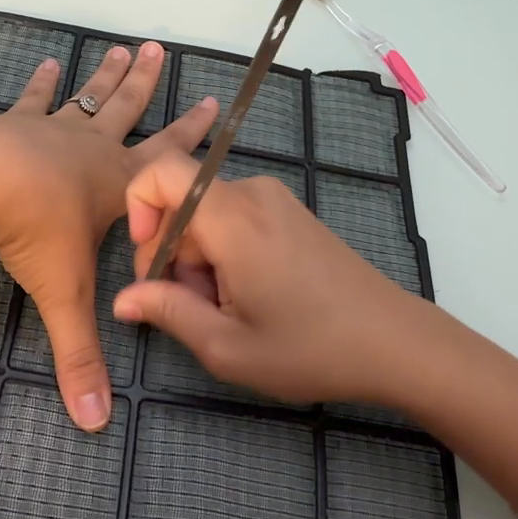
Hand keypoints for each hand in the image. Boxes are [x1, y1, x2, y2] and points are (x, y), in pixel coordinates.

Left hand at [0, 42, 216, 431]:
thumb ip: (81, 357)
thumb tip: (94, 421)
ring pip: (89, 98)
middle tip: (157, 50)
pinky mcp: (15, 123)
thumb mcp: (65, 296)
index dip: (191, 135)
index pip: (167, 161)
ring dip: (106, 75)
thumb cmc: (35, 234)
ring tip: (119, 47)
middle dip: (147, 84)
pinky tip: (47, 64)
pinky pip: (33, 99)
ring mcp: (54, 130)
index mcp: (117, 185)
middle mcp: (92, 149)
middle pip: (129, 112)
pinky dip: (42, 83)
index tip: (211, 104)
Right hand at [111, 152, 425, 406]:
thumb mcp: (227, 346)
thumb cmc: (310, 348)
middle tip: (192, 308)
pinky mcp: (290, 212)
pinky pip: (234, 218)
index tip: (148, 260)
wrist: (394, 341)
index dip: (137, 205)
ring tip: (227, 310)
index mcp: (233, 216)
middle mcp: (253, 192)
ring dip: (199, 258)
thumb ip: (168, 312)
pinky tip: (248, 296)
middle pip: (182, 201)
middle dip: (171, 252)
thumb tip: (123, 298)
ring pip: (206, 214)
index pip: (163, 170)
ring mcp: (276, 200)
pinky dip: (224, 252)